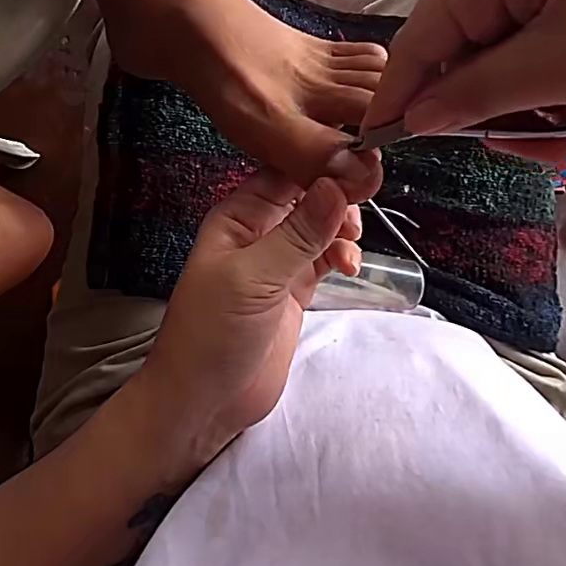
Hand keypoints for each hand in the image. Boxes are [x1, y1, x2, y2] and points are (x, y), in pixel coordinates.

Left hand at [134, 167, 367, 451]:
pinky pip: (323, 258)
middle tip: (361, 211)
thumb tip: (336, 184)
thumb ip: (298, 233)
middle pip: (305, 195)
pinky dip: (340, 255)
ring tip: (351, 243)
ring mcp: (276, 262)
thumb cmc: (213, 332)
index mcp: (236, 216)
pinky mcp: (293, 290)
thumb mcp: (255, 278)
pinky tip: (349, 265)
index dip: (320, 166)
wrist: (205, 399)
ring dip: (341, 227)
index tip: (361, 168)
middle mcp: (257, 232)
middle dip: (336, 196)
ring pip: (319, 226)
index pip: (282, 173)